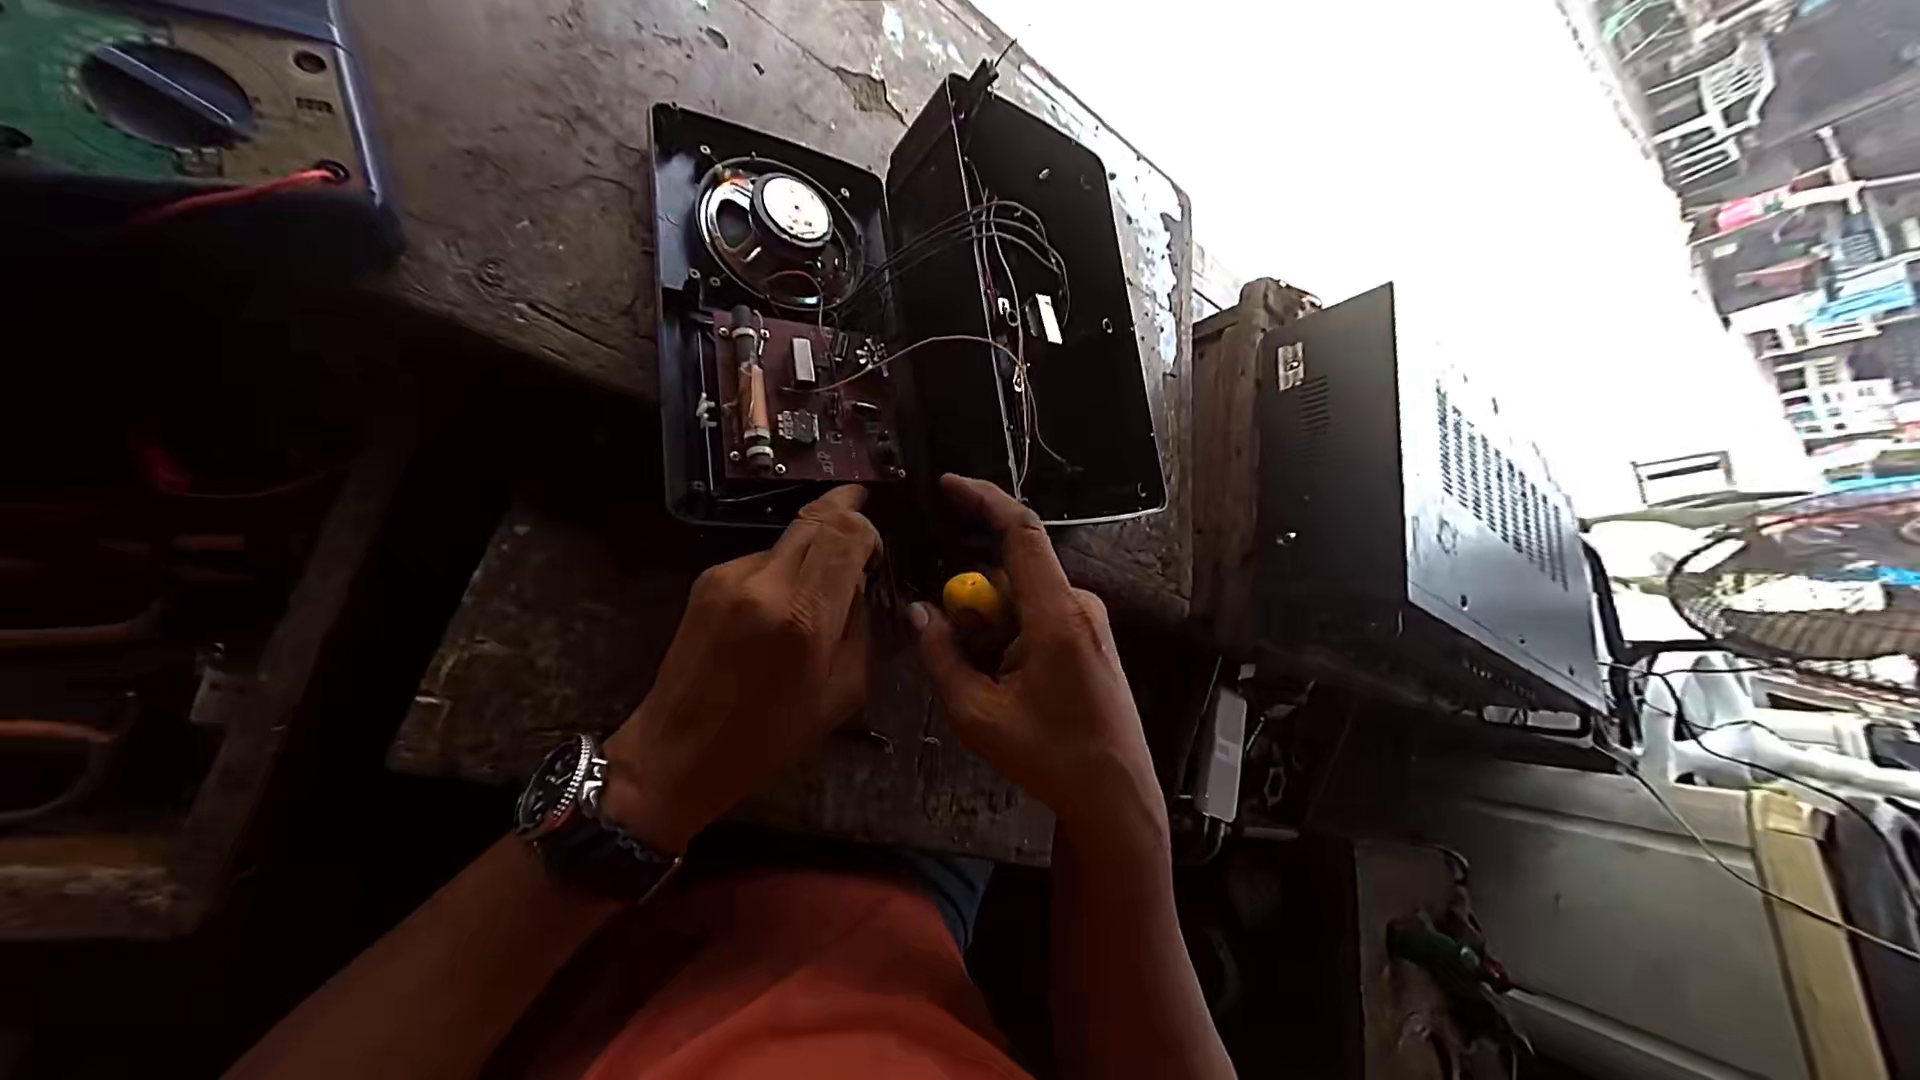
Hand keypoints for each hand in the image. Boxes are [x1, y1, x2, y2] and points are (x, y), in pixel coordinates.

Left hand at [602, 485, 878, 852]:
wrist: (676, 752)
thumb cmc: (769, 736)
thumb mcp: (844, 691)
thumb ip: (861, 626)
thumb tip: (860, 582)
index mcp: (802, 616)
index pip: (846, 531)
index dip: (868, 527)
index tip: (877, 549)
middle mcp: (763, 582)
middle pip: (816, 517)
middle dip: (845, 516)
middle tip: (863, 539)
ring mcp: (729, 575)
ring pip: (790, 538)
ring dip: (813, 553)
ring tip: (815, 595)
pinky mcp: (707, 579)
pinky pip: (762, 559)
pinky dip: (782, 573)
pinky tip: (777, 610)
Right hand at [911, 475, 1166, 862]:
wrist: (1116, 796)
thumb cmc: (1051, 757)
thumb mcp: (978, 715)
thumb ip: (940, 658)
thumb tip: (917, 612)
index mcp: (1056, 614)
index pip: (1021, 531)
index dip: (984, 499)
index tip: (948, 486)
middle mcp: (1078, 604)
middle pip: (1011, 575)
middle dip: (974, 603)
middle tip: (958, 654)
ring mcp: (1088, 620)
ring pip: (1021, 599)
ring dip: (991, 627)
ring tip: (989, 685)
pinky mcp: (1090, 637)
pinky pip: (1038, 615)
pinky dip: (1010, 635)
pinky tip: (1009, 683)